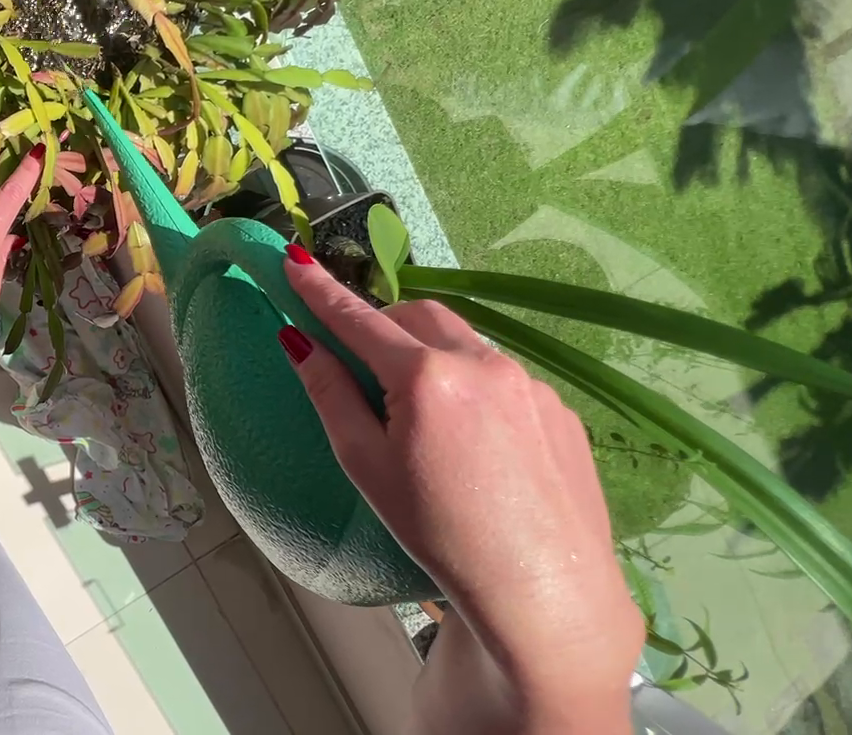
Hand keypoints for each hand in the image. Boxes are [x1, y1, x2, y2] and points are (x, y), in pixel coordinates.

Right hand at [278, 246, 642, 734]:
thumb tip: (297, 339)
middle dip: (383, 326)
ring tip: (422, 413)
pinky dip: (468, 381)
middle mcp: (483, 363)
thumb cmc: (436, 528)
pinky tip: (472, 439)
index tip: (292, 258)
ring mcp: (529, 383)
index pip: (357, 318)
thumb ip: (328, 390)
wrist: (546, 593)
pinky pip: (499, 371)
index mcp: (426, 376)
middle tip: (366, 370)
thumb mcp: (363, 461)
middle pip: (416, 315)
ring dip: (427, 352)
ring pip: (461, 340)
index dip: (319, 289)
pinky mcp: (559, 407)